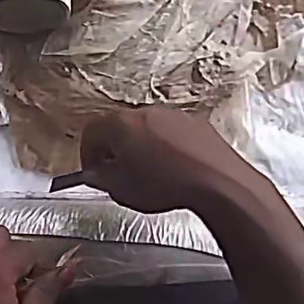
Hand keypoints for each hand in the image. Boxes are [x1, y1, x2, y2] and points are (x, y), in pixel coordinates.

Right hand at [79, 108, 268, 214]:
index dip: (87, 153)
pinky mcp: (196, 124)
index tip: (92, 169)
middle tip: (116, 172)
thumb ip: (100, 178)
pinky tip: (171, 170)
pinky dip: (166, 148)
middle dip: (114, 149)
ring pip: (147, 129)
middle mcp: (146, 113)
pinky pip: (171, 134)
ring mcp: (173, 116)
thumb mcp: (120, 189)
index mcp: (120, 124)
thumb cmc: (165, 184)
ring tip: (146, 173)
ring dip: (141, 147)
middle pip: (119, 127)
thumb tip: (95, 174)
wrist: (216, 181)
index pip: (91, 132)